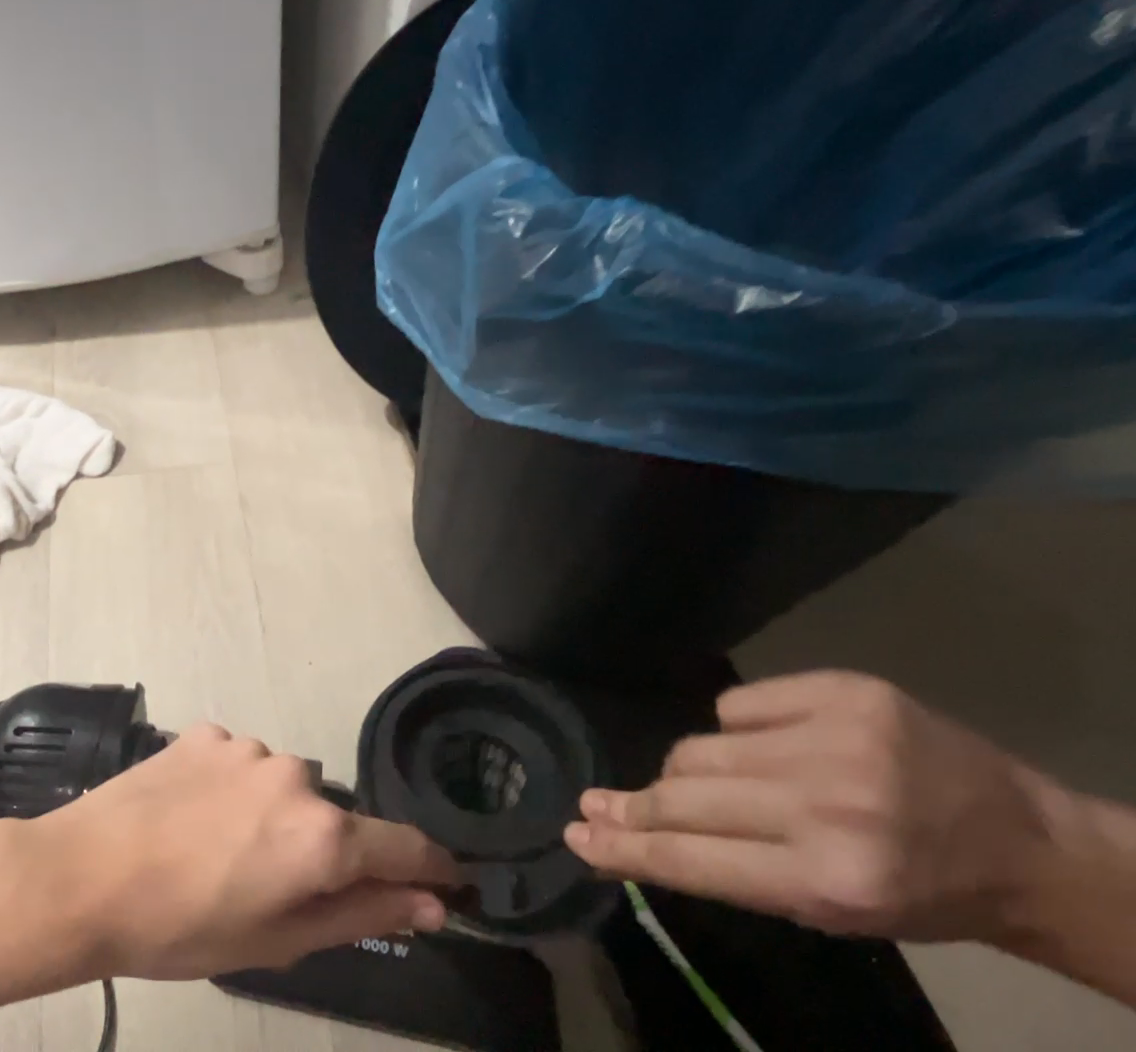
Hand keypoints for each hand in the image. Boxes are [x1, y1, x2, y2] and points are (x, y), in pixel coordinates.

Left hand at [0, 723, 458, 980]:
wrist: (82, 876)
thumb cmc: (180, 928)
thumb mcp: (276, 940)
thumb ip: (361, 915)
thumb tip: (430, 904)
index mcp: (322, 835)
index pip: (404, 846)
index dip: (429, 867)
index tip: (443, 882)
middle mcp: (295, 777)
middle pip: (332, 817)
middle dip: (317, 850)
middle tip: (264, 887)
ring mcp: (247, 747)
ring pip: (283, 788)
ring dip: (269, 816)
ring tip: (215, 851)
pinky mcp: (205, 733)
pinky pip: (239, 763)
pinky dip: (231, 789)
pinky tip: (192, 815)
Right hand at [564, 671, 1060, 941]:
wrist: (1023, 842)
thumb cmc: (914, 892)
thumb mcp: (821, 909)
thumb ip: (720, 870)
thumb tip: (621, 837)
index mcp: (829, 880)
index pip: (689, 858)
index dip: (622, 847)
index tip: (576, 833)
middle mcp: (828, 807)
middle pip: (682, 795)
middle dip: (635, 805)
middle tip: (600, 805)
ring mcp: (835, 740)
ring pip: (700, 746)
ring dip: (693, 770)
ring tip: (721, 785)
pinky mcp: (843, 691)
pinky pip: (736, 705)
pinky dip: (738, 728)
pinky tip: (770, 746)